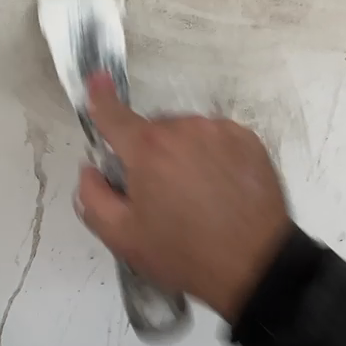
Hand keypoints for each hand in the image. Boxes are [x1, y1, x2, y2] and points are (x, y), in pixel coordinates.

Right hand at [75, 72, 291, 323]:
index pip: (114, 115)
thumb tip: (90, 169)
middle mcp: (183, 129)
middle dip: (149, 156)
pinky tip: (218, 189)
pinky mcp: (248, 140)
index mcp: (147, 149)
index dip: (101, 98)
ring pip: (186, 134)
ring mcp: (219, 131)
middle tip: (161, 197)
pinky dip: (211, 156)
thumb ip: (92, 197)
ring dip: (182, 155)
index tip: (96, 80)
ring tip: (195, 197)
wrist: (254, 265)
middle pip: (152, 132)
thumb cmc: (183, 252)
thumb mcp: (122, 237)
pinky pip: (216, 139)